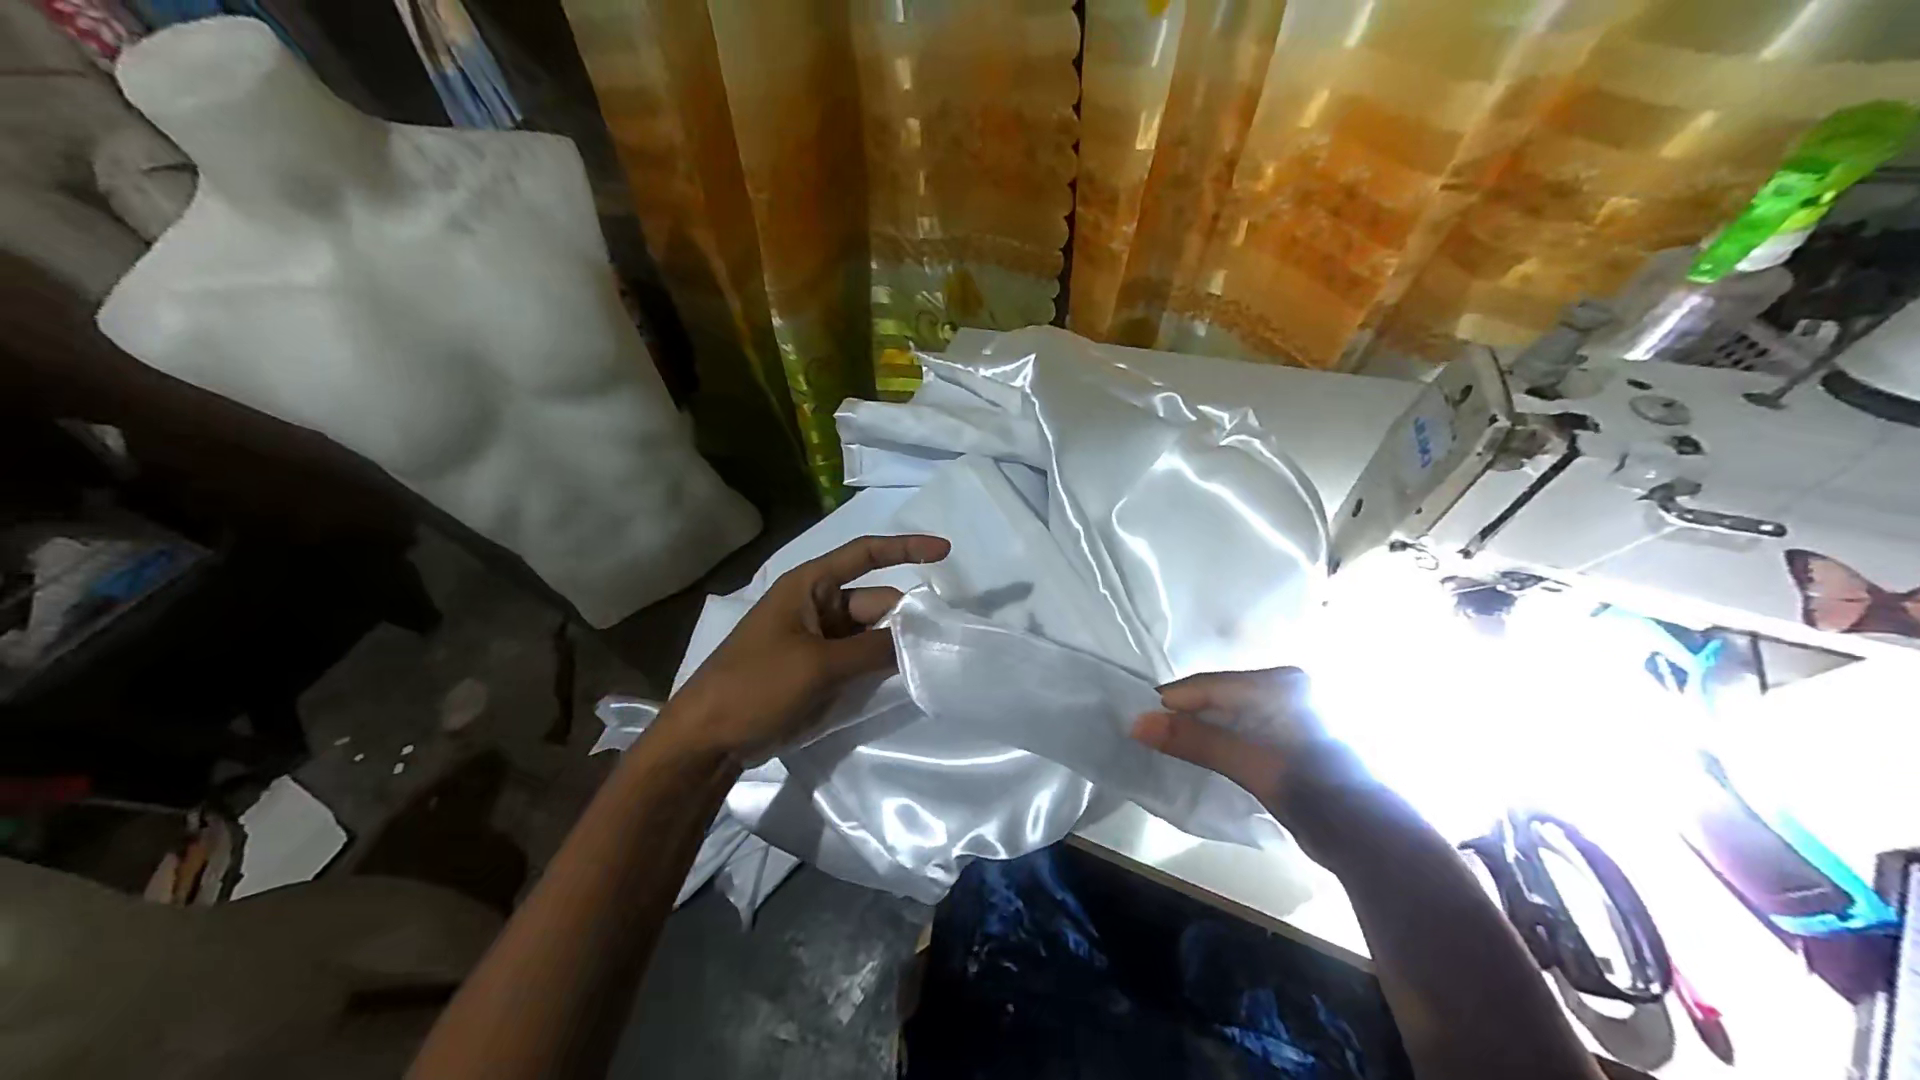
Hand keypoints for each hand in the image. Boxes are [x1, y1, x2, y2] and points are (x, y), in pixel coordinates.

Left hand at [659, 533, 949, 763]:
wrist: (708, 738)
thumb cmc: (756, 685)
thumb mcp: (819, 665)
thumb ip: (873, 650)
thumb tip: (917, 641)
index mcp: (809, 586)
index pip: (864, 554)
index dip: (906, 548)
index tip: (945, 551)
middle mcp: (816, 605)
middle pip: (874, 602)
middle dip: (904, 618)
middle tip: (938, 645)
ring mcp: (816, 639)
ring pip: (869, 634)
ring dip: (893, 646)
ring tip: (927, 663)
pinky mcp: (817, 669)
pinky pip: (857, 658)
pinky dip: (878, 666)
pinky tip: (900, 680)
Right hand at [1130, 667, 1373, 850]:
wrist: (1367, 837)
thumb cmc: (1309, 787)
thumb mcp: (1247, 761)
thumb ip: (1193, 739)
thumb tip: (1137, 724)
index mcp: (1281, 682)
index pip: (1211, 685)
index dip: (1173, 702)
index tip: (1140, 720)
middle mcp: (1286, 689)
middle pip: (1218, 697)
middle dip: (1185, 715)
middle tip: (1151, 734)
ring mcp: (1289, 714)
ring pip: (1227, 715)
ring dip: (1200, 730)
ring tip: (1169, 745)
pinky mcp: (1288, 740)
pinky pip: (1240, 731)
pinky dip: (1218, 740)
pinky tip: (1201, 754)